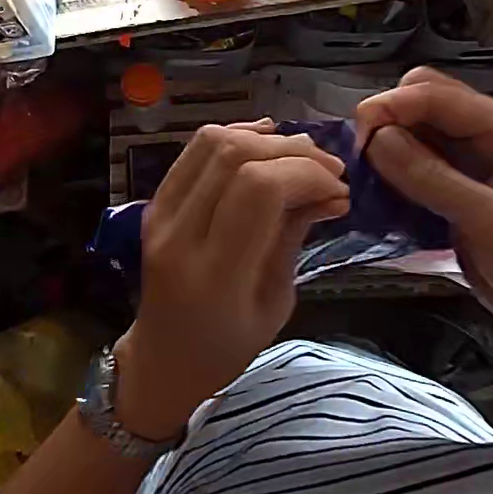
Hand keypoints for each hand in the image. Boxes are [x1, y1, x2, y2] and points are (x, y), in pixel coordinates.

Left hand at [115, 122, 349, 439]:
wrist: (163, 356)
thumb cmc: (227, 346)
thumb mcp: (276, 302)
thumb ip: (294, 236)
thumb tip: (332, 189)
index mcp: (214, 275)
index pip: (258, 190)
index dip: (305, 173)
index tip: (338, 187)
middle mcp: (178, 235)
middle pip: (235, 157)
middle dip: (292, 151)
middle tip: (329, 168)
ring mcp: (159, 214)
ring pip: (211, 143)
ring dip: (264, 139)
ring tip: (300, 155)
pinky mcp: (154, 202)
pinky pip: (194, 151)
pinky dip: (235, 137)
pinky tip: (265, 143)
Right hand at [355, 67, 492, 336]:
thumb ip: (434, 178)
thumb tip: (379, 139)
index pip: (441, 96)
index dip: (393, 108)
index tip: (359, 138)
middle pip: (423, 105)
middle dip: (386, 125)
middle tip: (363, 162)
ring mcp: (476, 162)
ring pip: (414, 135)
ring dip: (386, 152)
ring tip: (368, 182)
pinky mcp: (458, 188)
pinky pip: (415, 166)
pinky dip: (393, 176)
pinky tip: (384, 196)